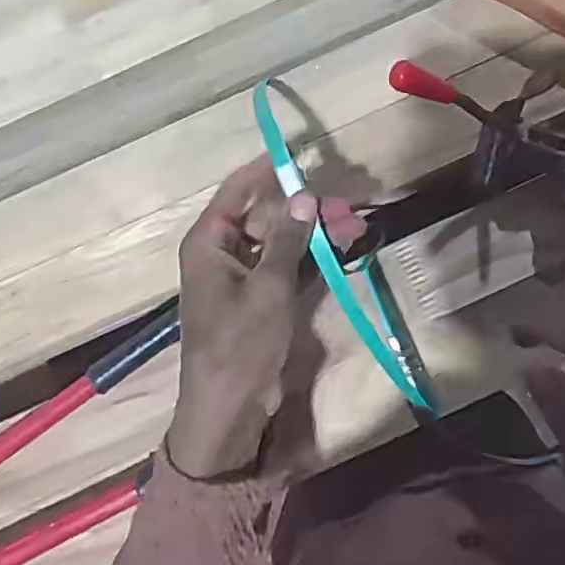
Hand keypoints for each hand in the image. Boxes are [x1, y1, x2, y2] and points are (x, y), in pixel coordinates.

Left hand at [168, 159, 364, 478]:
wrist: (228, 410)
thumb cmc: (240, 344)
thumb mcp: (268, 288)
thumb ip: (287, 240)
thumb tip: (303, 197)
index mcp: (209, 242)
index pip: (236, 190)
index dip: (267, 170)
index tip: (301, 154)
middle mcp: (223, 251)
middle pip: (266, 215)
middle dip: (306, 209)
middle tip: (347, 206)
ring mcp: (243, 275)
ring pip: (281, 240)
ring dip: (315, 233)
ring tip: (355, 226)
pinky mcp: (261, 297)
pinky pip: (286, 264)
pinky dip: (311, 257)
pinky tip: (341, 248)